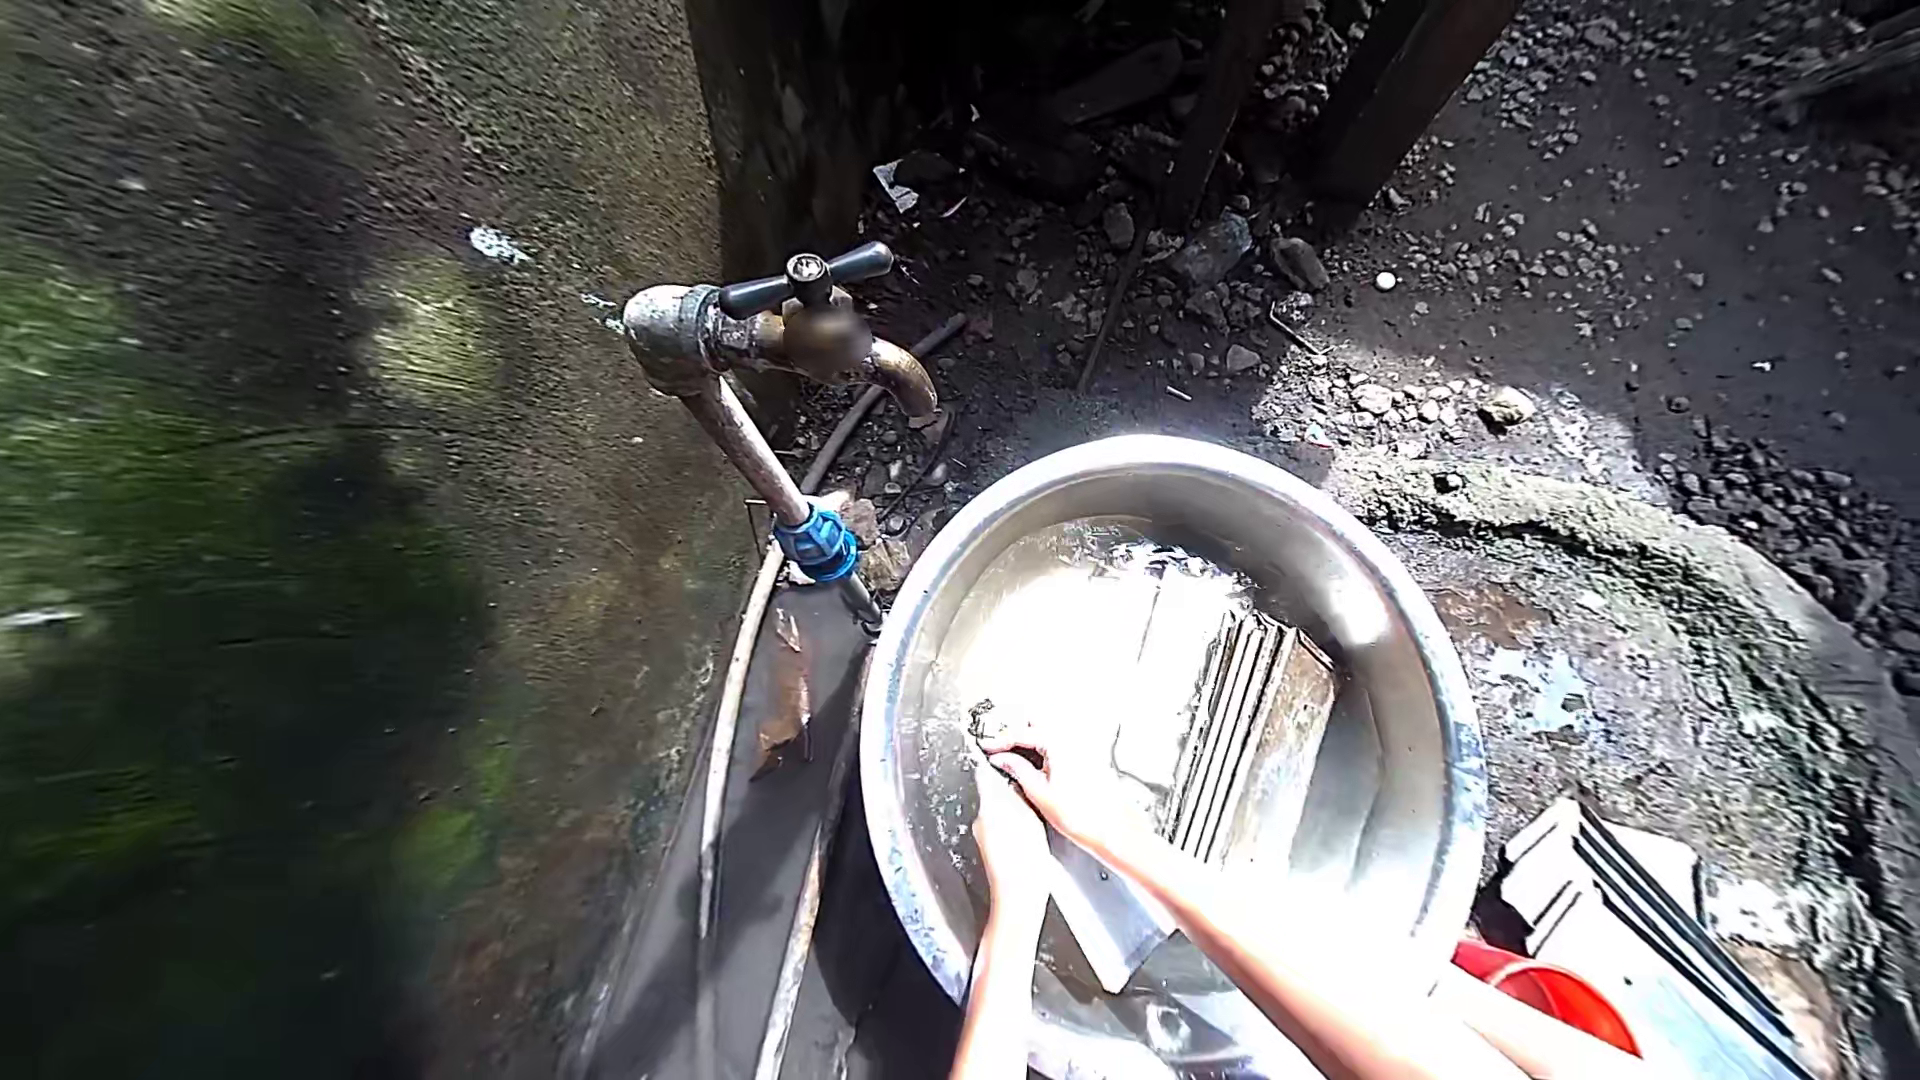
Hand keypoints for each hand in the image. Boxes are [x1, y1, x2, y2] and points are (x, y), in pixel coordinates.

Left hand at [970, 763, 1049, 915]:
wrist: (1018, 900)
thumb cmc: (1026, 863)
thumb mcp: (1031, 820)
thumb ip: (1019, 796)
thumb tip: (1013, 781)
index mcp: (989, 806)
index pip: (984, 774)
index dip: (996, 766)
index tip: (1006, 763)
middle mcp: (980, 819)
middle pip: (992, 792)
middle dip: (1008, 792)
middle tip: (1029, 798)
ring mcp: (982, 836)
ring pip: (996, 811)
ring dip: (1010, 811)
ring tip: (1030, 823)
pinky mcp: (988, 850)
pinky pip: (997, 828)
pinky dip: (1009, 828)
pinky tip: (1025, 840)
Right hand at [978, 720, 1125, 852]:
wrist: (1112, 830)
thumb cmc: (1082, 816)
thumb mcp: (1039, 792)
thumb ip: (1017, 769)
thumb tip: (1001, 759)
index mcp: (1057, 743)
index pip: (1020, 732)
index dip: (999, 739)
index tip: (986, 747)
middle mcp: (1069, 738)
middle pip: (1033, 721)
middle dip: (1012, 729)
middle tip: (995, 743)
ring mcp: (1077, 745)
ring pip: (1044, 730)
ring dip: (1025, 736)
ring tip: (1008, 752)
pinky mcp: (1082, 756)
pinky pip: (1054, 741)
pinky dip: (1038, 745)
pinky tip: (1029, 760)